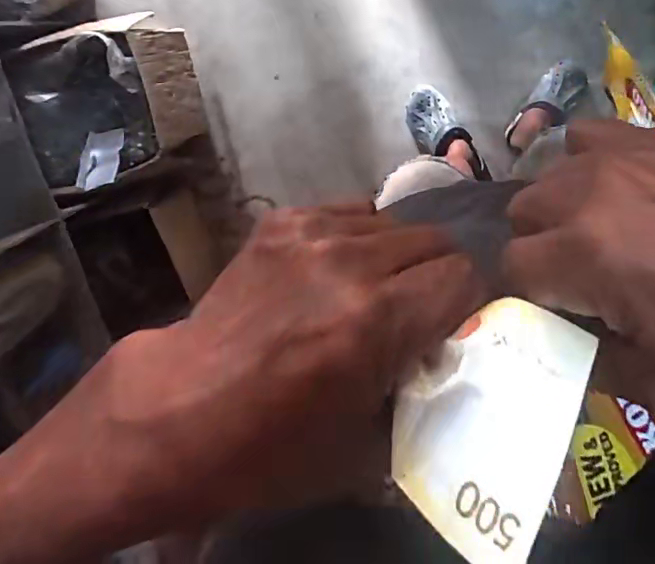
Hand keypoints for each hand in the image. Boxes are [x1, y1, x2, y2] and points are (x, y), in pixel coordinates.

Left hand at [62, 201, 485, 526]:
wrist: (182, 406)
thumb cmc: (273, 442)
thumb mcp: (365, 440)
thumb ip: (421, 381)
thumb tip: (448, 342)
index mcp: (376, 319)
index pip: (463, 275)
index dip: (471, 296)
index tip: (462, 315)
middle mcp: (351, 261)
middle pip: (434, 240)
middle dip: (440, 272)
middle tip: (424, 302)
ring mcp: (313, 231)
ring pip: (394, 220)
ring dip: (401, 252)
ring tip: (380, 282)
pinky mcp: (284, 218)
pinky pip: (350, 211)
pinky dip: (360, 235)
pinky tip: (340, 264)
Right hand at [501, 120, 654, 434]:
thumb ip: (598, 367)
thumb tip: (566, 346)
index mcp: (589, 252)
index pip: (511, 271)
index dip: (526, 306)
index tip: (552, 327)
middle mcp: (593, 188)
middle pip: (523, 214)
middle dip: (540, 256)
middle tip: (584, 292)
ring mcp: (628, 153)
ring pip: (549, 173)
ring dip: (560, 209)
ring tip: (601, 239)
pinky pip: (592, 138)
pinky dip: (589, 165)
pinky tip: (628, 194)